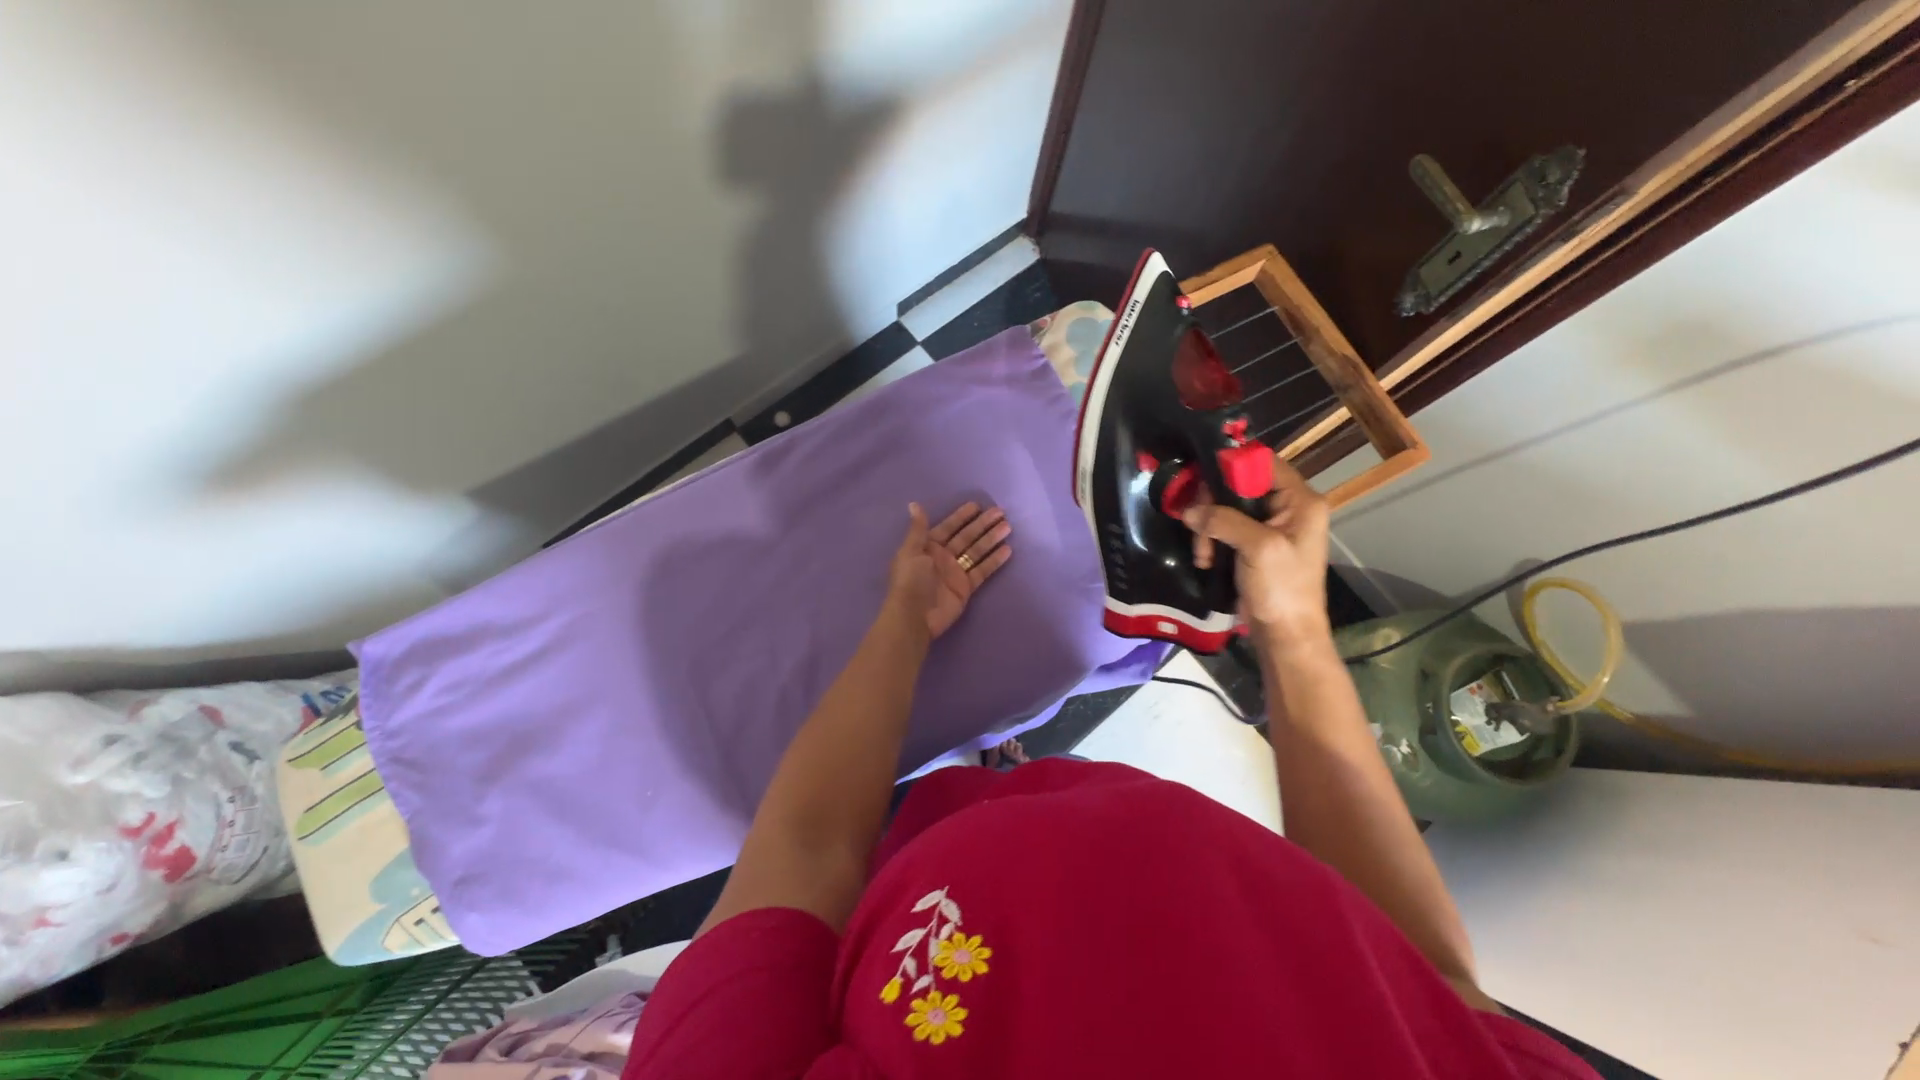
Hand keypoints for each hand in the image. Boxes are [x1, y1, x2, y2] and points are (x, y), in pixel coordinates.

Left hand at [886, 501, 1013, 638]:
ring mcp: (955, 572)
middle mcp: (943, 557)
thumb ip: (918, 529)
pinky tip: (1007, 550)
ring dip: (991, 539)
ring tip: (1007, 527)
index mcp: (928, 546)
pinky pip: (982, 571)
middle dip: (981, 524)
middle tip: (1000, 512)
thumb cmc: (910, 581)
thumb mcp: (910, 551)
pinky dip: (994, 561)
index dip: (961, 516)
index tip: (977, 505)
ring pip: (976, 551)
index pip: (948, 527)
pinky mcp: (965, 587)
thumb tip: (914, 504)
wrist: (914, 616)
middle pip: (966, 536)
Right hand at [1182, 458, 1331, 646]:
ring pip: (1226, 508)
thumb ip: (1224, 521)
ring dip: (1208, 528)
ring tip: (1203, 554)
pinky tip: (1206, 560)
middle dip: (1214, 505)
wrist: (1285, 635)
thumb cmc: (1283, 589)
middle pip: (1239, 485)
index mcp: (1301, 501)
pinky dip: (1210, 541)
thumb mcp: (1258, 548)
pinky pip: (1224, 529)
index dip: (1232, 466)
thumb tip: (1189, 510)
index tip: (1202, 479)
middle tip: (1197, 524)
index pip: (1263, 463)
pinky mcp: (1252, 545)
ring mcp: (1269, 527)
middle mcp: (1288, 507)